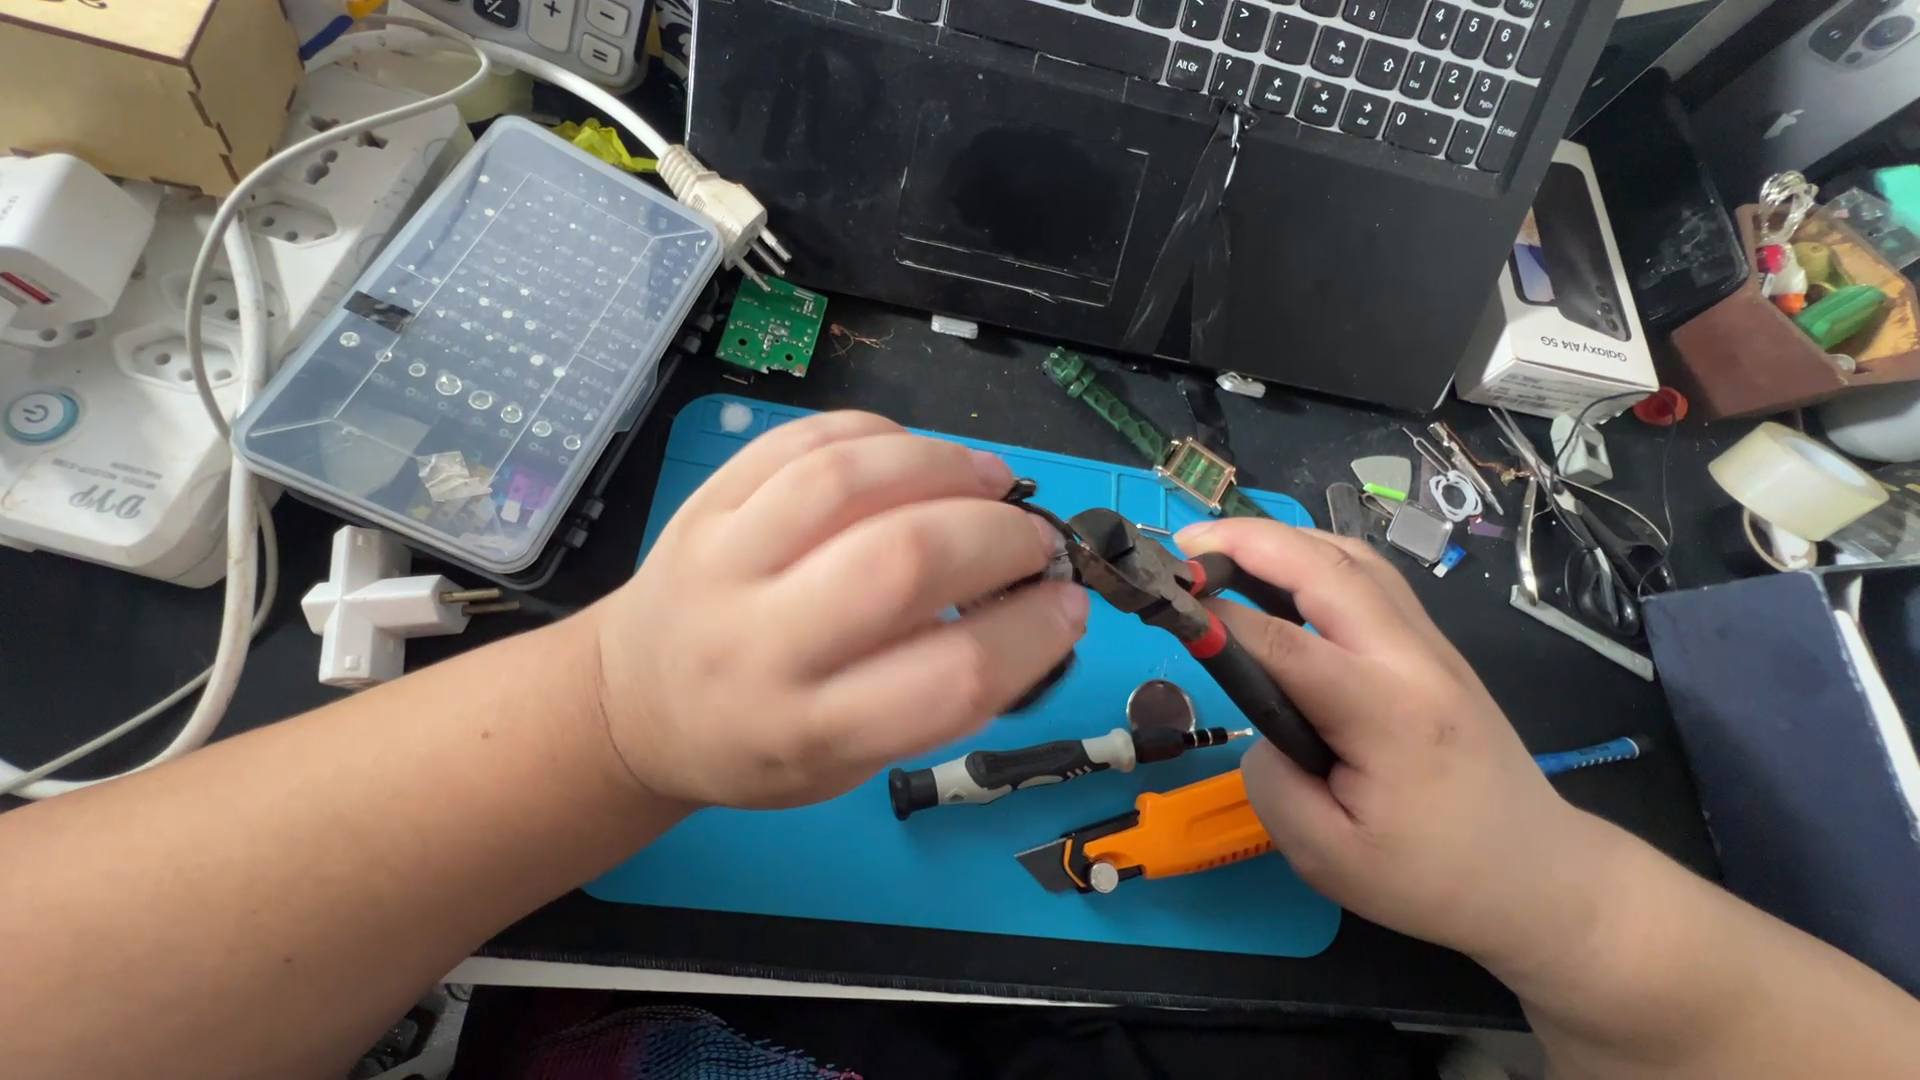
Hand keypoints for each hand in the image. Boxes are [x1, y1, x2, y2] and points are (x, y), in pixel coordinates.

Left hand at [590, 411, 1087, 809]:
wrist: (634, 703)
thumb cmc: (756, 746)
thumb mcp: (850, 763)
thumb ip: (935, 694)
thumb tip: (1032, 603)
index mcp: (807, 728)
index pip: (949, 677)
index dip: (1033, 633)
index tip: (1068, 605)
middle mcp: (761, 644)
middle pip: (903, 562)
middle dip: (998, 538)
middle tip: (1033, 539)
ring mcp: (725, 560)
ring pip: (847, 481)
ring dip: (943, 467)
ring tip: (989, 479)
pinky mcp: (706, 502)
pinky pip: (801, 440)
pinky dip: (879, 434)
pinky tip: (915, 455)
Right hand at [1177, 519, 1596, 968]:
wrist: (1541, 878)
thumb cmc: (1431, 877)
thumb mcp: (1327, 859)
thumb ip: (1271, 781)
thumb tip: (1259, 722)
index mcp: (1387, 714)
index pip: (1285, 644)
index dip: (1220, 617)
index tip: (1169, 602)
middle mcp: (1412, 659)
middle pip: (1325, 569)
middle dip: (1248, 540)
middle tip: (1185, 543)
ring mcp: (1430, 644)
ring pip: (1353, 558)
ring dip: (1283, 538)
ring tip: (1223, 547)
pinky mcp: (1432, 646)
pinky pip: (1369, 575)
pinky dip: (1314, 553)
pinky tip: (1281, 569)